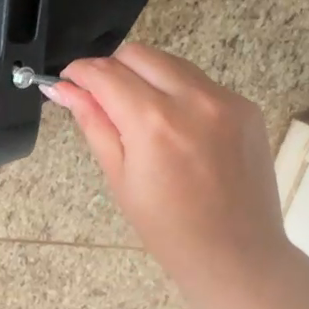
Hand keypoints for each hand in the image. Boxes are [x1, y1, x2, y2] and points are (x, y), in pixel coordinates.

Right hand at [44, 44, 289, 289]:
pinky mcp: (246, 107)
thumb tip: (62, 89)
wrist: (236, 254)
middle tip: (100, 100)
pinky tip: (174, 128)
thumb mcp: (118, 176)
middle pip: (137, 54)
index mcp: (154, 123)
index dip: (78, 73)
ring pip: (169, 62)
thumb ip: (93, 122)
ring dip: (144, 76)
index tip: (66, 83)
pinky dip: (176, 92)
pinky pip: (199, 82)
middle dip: (111, 69)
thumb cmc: (167, 227)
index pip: (104, 73)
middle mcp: (193, 100)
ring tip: (137, 116)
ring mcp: (226, 100)